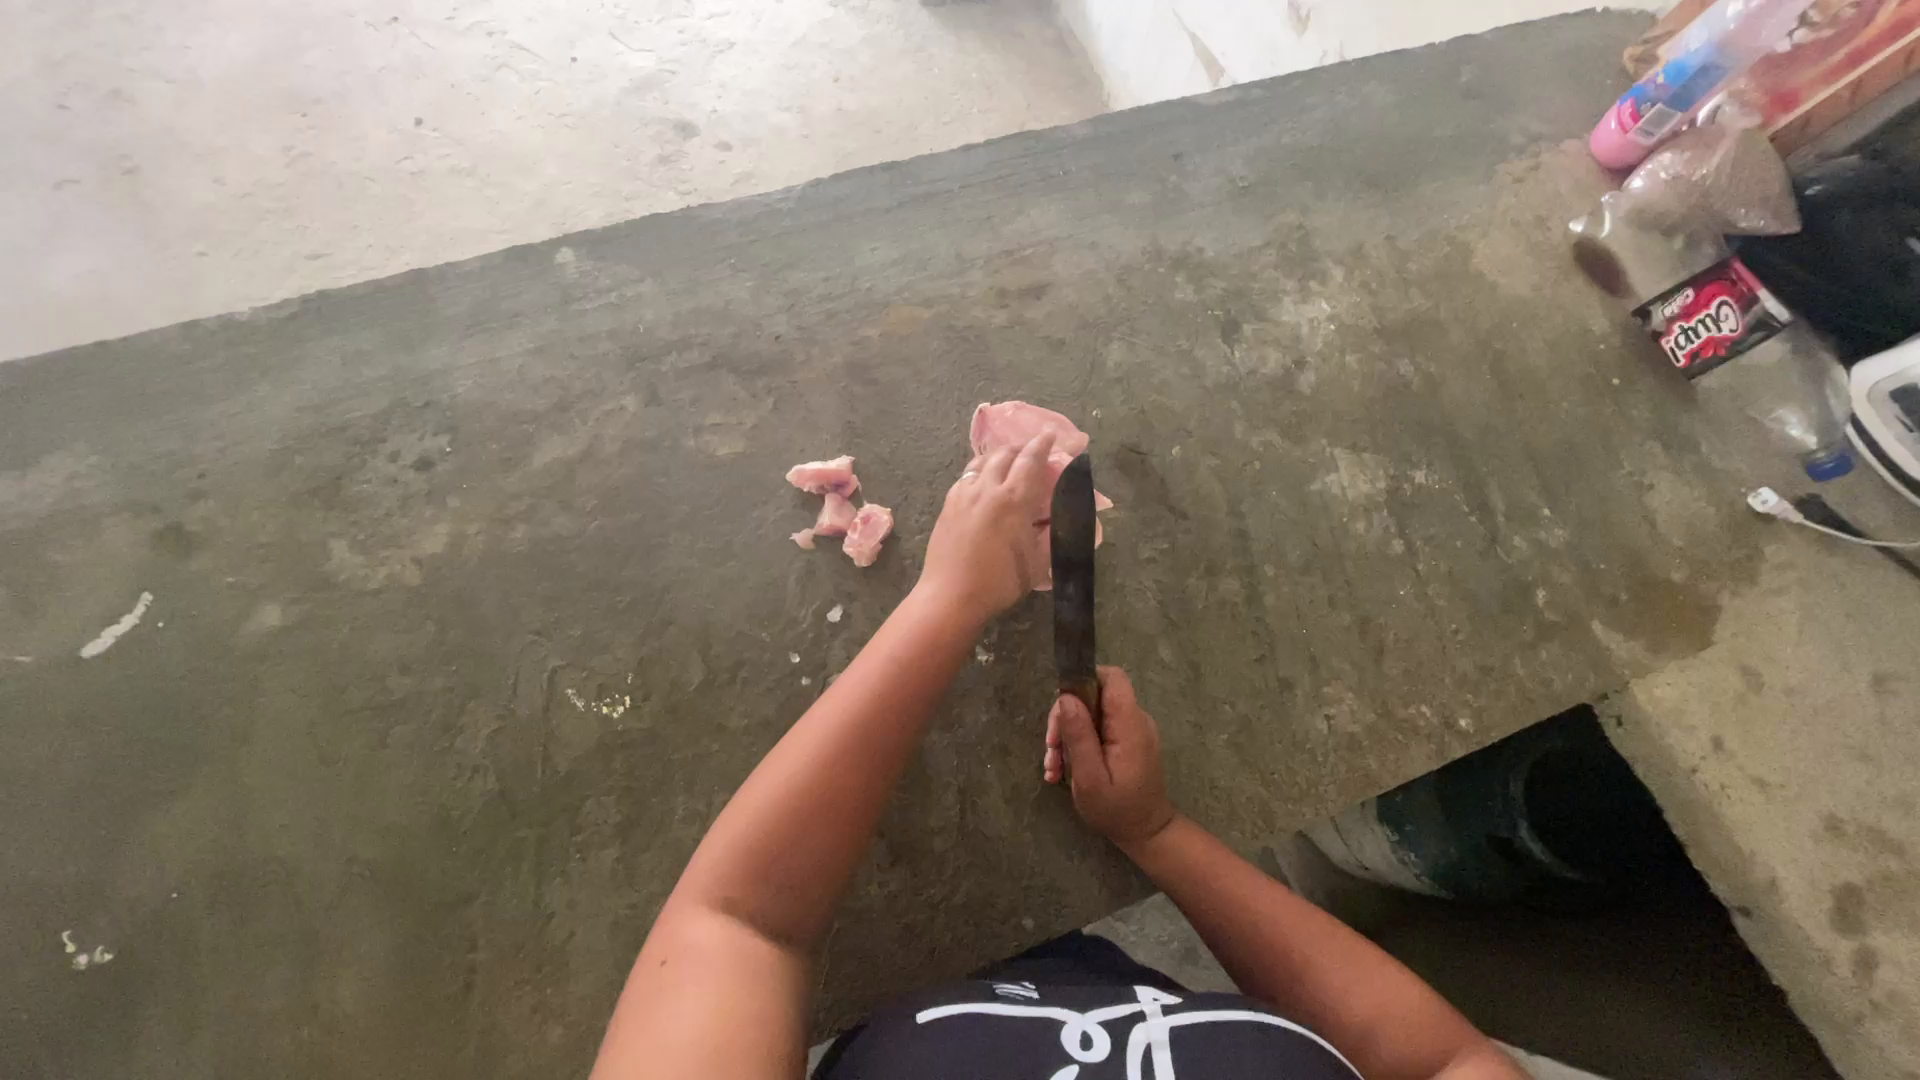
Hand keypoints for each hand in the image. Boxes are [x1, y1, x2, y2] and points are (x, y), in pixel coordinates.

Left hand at [915, 431, 1055, 624]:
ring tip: (1008, 460)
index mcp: (1014, 499)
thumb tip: (1058, 521)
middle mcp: (988, 488)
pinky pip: (966, 477)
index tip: (1053, 434)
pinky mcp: (948, 505)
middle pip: (1006, 454)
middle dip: (1022, 447)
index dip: (1044, 444)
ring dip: (1000, 456)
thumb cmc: (999, 583)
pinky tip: (983, 482)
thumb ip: (1050, 538)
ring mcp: (963, 494)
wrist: (950, 595)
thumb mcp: (1037, 564)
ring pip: (982, 461)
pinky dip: (980, 471)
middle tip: (1034, 449)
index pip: (1032, 460)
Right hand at [1043, 666, 1177, 845]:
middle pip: (1095, 696)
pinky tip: (1063, 768)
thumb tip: (1065, 698)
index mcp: (1129, 724)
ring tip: (1054, 766)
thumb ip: (1079, 736)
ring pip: (1091, 713)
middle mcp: (1134, 720)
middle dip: (1066, 718)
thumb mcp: (1090, 778)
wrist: (1146, 833)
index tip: (1062, 708)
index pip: (1112, 678)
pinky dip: (1079, 744)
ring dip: (1068, 735)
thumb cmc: (1118, 810)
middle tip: (1051, 749)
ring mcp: (1131, 730)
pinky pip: (1097, 729)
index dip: (1084, 681)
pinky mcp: (1125, 741)